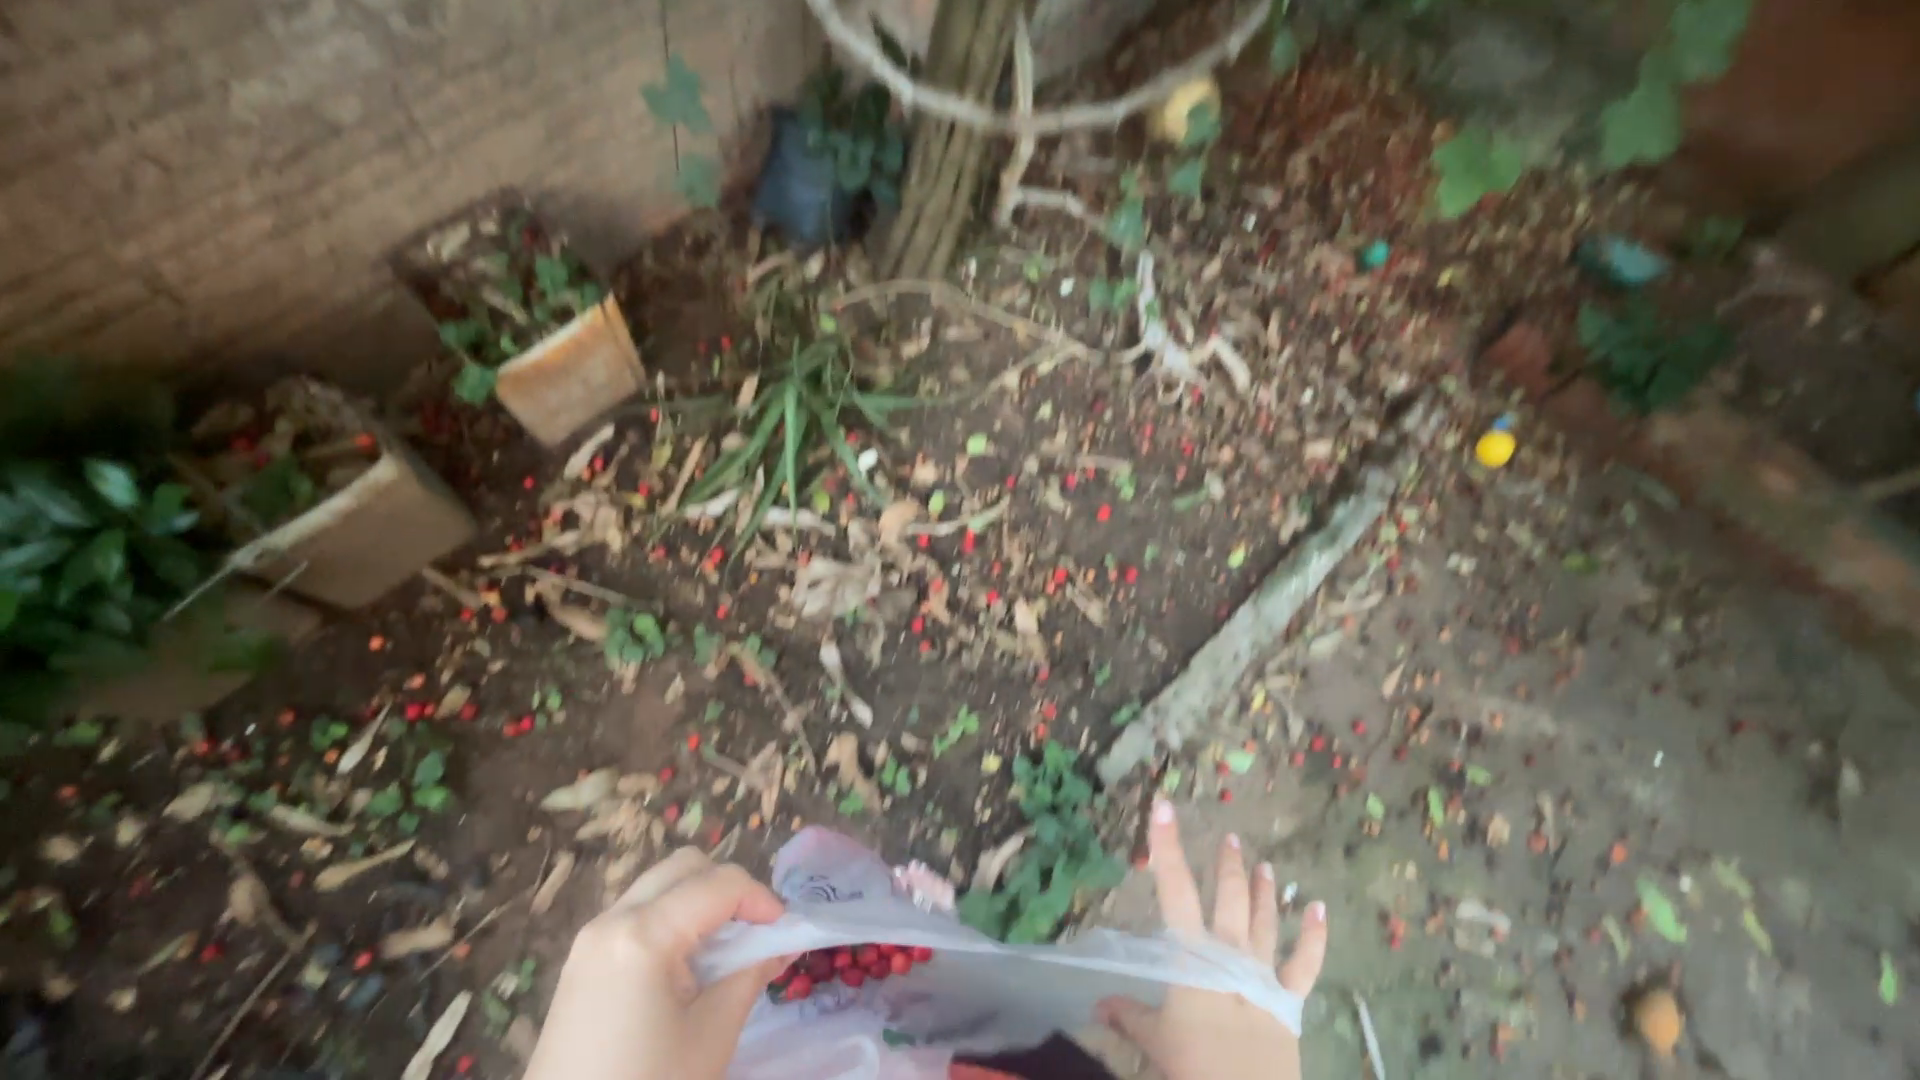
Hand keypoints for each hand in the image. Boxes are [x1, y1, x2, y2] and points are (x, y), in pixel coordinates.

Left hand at [524, 847, 791, 1079]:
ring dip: (700, 902)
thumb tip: (782, 942)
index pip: (719, 883)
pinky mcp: (582, 960)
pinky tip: (687, 967)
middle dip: (729, 889)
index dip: (761, 898)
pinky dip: (673, 919)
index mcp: (643, 933)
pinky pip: (638, 913)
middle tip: (754, 932)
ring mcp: (590, 938)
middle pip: (685, 867)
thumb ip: (751, 973)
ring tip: (723, 951)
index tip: (785, 932)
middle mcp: (612, 919)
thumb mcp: (712, 1033)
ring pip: (660, 886)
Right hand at [1096, 799, 1328, 1079]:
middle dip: (1225, 865)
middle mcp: (1229, 952)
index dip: (1167, 846)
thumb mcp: (1154, 1040)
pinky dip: (1313, 935)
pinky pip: (1304, 963)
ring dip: (1262, 890)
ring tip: (1263, 864)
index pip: (1174, 889)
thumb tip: (1100, 1001)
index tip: (1163, 806)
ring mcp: (1263, 974)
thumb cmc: (1194, 1065)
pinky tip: (1318, 908)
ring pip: (1264, 920)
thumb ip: (1129, 1014)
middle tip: (1229, 837)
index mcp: (1192, 955)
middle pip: (1227, 898)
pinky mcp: (1289, 1000)